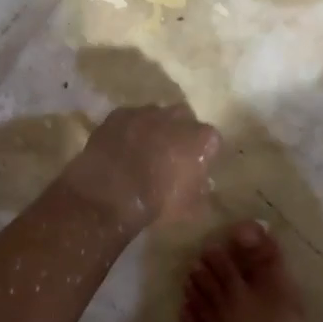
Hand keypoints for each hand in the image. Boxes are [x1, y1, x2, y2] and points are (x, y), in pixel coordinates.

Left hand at [59, 105, 220, 226]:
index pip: (211, 140)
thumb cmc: (158, 203)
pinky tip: (122, 145)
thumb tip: (203, 184)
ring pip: (155, 115)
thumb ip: (202, 192)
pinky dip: (128, 129)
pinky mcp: (119, 114)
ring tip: (144, 148)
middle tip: (171, 153)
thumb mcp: (191, 209)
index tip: (197, 165)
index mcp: (201, 138)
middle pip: (184, 119)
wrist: (111, 193)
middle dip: (180, 132)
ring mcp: (145, 112)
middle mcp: (176, 117)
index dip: (204, 153)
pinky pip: (129, 118)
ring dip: (154, 128)